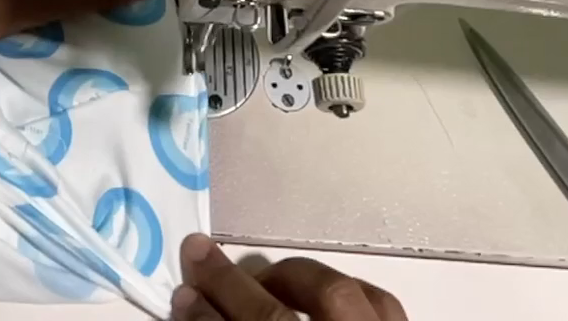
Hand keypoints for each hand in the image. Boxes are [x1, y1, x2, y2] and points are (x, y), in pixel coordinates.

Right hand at [172, 234, 407, 320]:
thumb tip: (200, 306)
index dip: (206, 317)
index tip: (180, 294)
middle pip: (280, 318)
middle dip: (234, 285)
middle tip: (199, 254)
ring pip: (342, 295)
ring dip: (293, 277)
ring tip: (264, 278)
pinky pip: (387, 306)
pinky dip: (354, 291)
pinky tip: (328, 291)